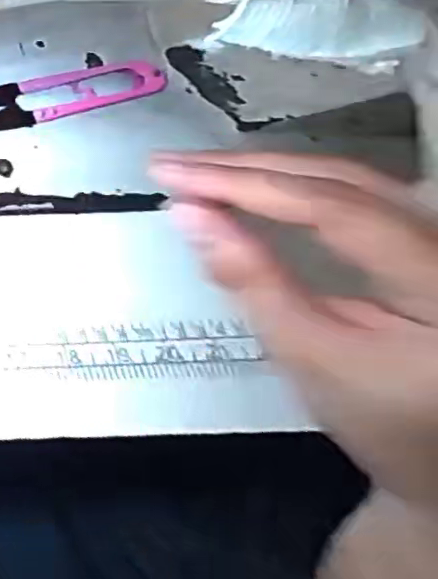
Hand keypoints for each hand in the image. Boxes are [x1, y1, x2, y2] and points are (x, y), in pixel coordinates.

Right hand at [151, 152, 437, 517]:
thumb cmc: (379, 413)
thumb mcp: (304, 350)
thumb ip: (247, 276)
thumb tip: (184, 211)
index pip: (335, 209)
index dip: (245, 183)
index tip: (166, 174)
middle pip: (351, 183)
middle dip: (252, 168)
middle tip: (169, 165)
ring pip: (359, 182)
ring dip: (271, 170)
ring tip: (199, 170)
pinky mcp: (435, 248)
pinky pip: (366, 198)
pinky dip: (297, 186)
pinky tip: (252, 185)